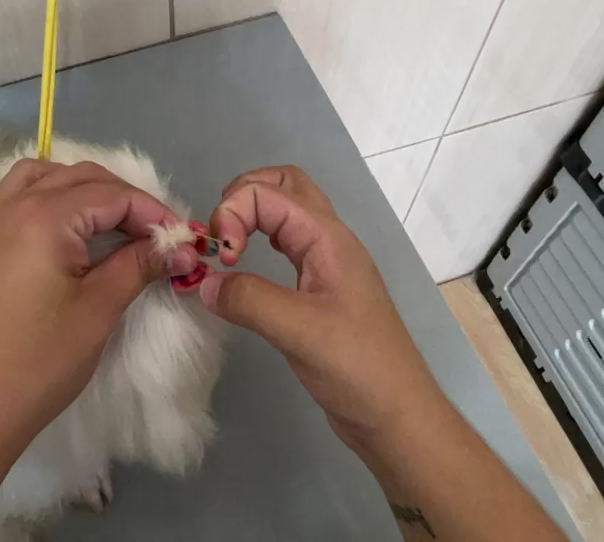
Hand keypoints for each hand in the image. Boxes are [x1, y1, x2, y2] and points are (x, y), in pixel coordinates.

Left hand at [0, 158, 199, 447]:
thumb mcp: (101, 308)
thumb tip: (181, 248)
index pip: (112, 194)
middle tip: (152, 237)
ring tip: (97, 220)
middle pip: (77, 177)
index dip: (152, 212)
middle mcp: (12, 206)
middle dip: (121, 199)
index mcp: (46, 216)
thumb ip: (140, 264)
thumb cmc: (43, 360)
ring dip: (69, 186)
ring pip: (31, 176)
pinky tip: (19, 217)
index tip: (180, 239)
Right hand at [199, 166, 443, 457]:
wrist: (399, 419)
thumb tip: (204, 282)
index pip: (267, 193)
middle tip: (221, 232)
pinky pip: (290, 241)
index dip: (233, 214)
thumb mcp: (299, 331)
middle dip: (245, 193)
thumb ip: (248, 299)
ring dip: (255, 212)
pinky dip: (263, 238)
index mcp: (327, 238)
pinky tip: (249, 265)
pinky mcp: (322, 287)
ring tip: (230, 243)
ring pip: (289, 209)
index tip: (223, 259)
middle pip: (286, 184)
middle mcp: (329, 240)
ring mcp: (328, 263)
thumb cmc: (357, 368)